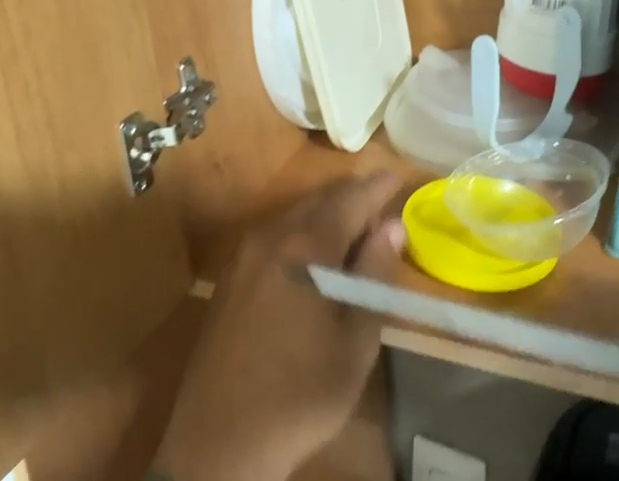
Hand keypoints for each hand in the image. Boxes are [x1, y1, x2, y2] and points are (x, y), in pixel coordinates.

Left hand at [151, 172, 406, 480]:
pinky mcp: (229, 279)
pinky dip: (303, 234)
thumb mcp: (354, 342)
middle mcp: (269, 238)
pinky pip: (275, 238)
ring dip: (327, 215)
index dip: (377, 187)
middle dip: (353, 197)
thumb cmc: (300, 394)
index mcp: (303, 248)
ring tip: (358, 225)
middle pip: (319, 202)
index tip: (399, 177)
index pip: (349, 199)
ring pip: (294, 218)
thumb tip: (391, 227)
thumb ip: (373, 276)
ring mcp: (243, 257)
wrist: (219, 441)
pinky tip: (316, 256)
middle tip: (383, 199)